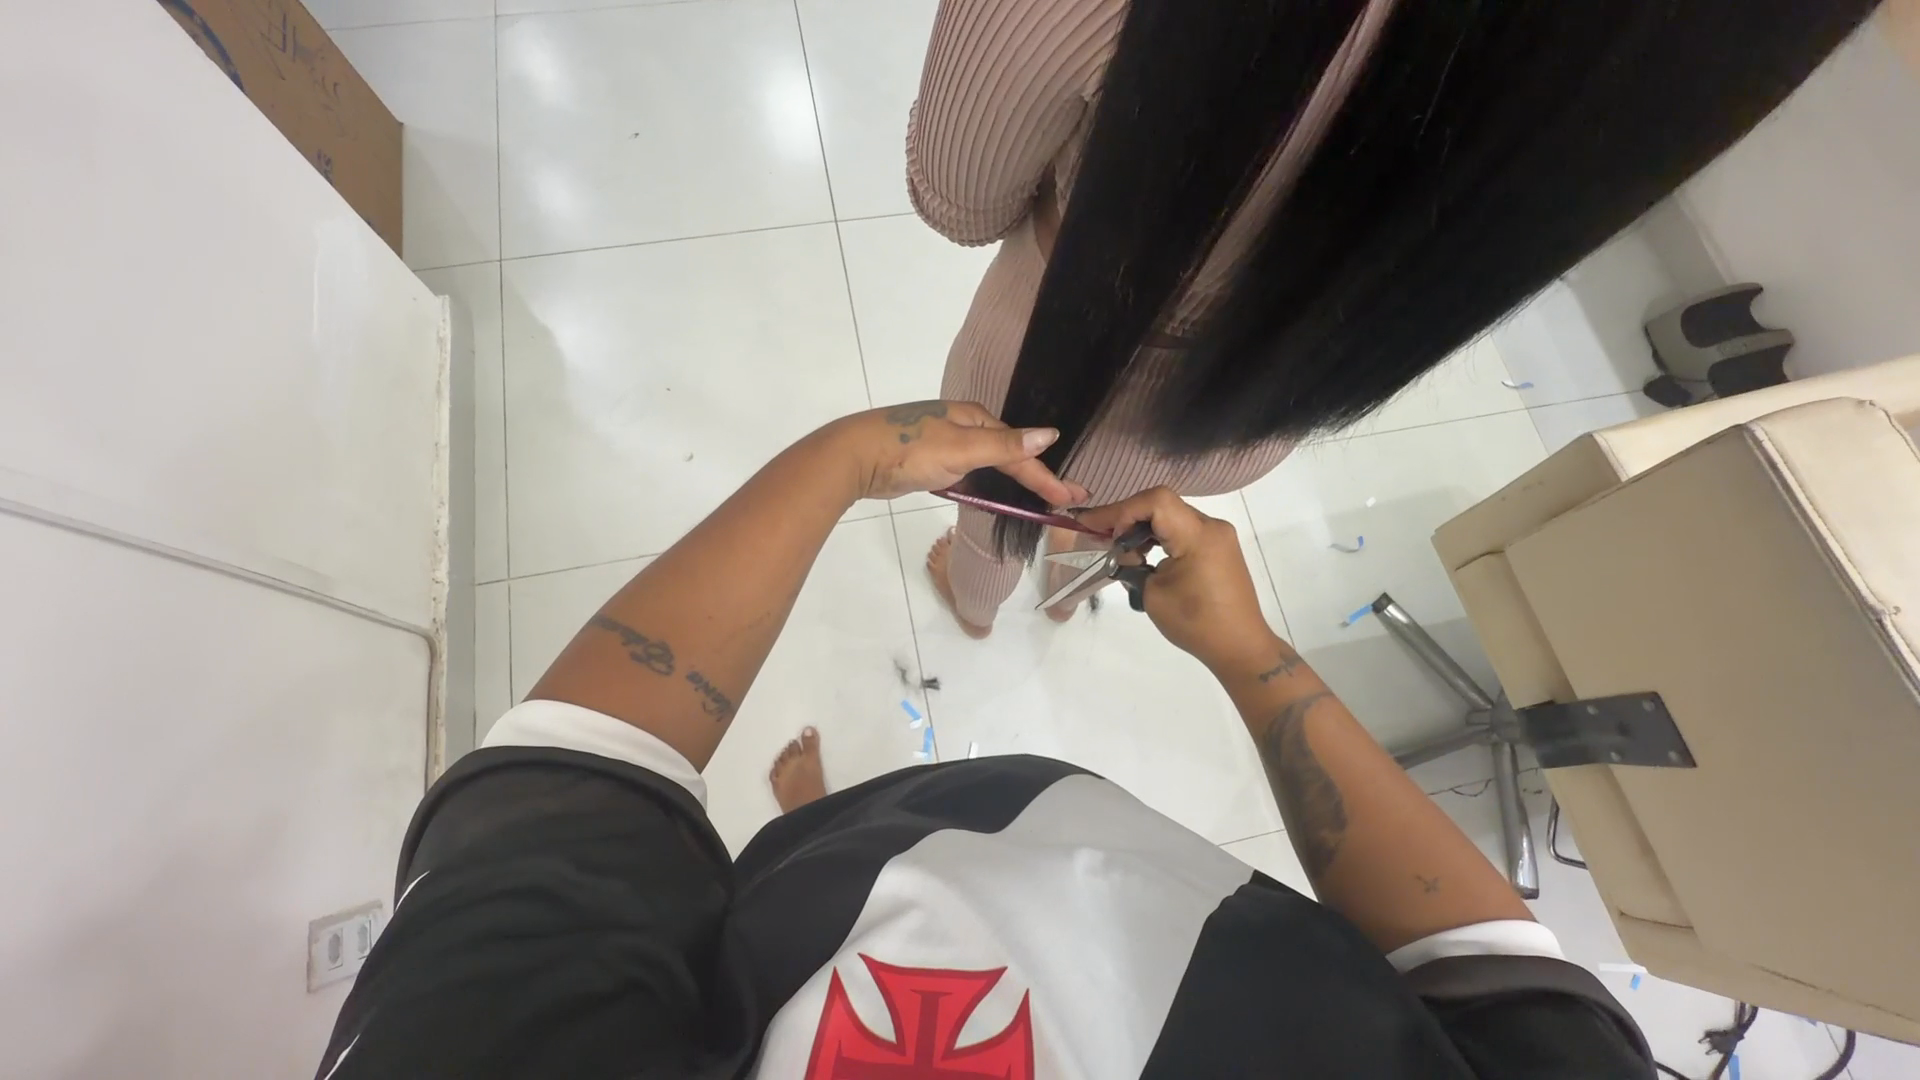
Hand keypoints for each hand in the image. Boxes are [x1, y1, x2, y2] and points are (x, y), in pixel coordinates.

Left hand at [832, 401, 1088, 504]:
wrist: (855, 457)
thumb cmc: (910, 450)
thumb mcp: (962, 448)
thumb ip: (1005, 447)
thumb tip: (1050, 434)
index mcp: (974, 418)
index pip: (1019, 452)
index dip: (1045, 476)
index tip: (1070, 497)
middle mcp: (963, 427)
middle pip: (1007, 456)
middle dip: (1036, 476)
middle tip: (1064, 498)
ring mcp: (945, 445)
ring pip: (988, 465)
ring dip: (1014, 481)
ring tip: (1039, 497)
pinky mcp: (930, 463)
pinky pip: (969, 474)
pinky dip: (986, 485)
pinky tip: (992, 495)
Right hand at [1077, 487, 1281, 672]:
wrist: (1239, 646)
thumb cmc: (1196, 624)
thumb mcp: (1151, 594)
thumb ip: (1132, 566)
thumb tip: (1121, 554)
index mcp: (1198, 536)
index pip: (1155, 502)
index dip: (1121, 510)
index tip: (1097, 528)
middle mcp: (1211, 527)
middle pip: (1161, 504)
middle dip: (1126, 517)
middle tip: (1100, 535)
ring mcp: (1217, 535)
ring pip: (1171, 514)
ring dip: (1142, 526)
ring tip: (1120, 550)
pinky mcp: (1217, 547)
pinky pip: (1182, 528)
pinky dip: (1159, 535)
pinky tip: (1143, 554)